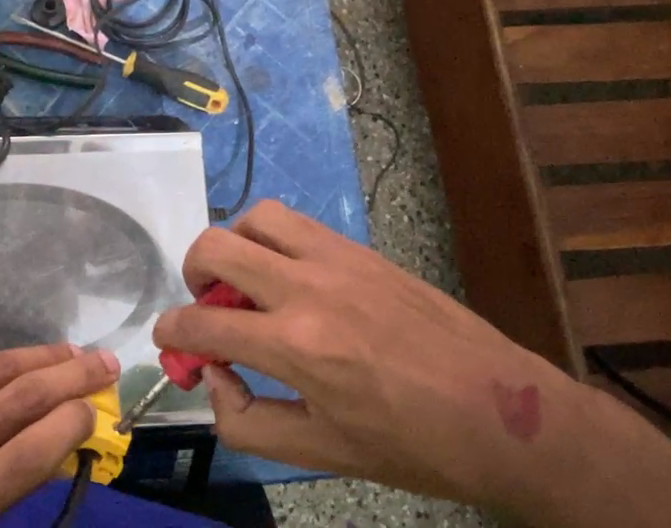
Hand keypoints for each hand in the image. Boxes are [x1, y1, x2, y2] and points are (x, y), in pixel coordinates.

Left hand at [0, 343, 119, 527]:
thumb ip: (2, 492)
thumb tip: (49, 449)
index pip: (35, 447)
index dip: (73, 424)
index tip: (95, 413)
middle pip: (26, 397)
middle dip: (75, 377)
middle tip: (109, 363)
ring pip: (2, 368)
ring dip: (47, 357)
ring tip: (79, 353)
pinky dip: (6, 366)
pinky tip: (23, 366)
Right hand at [152, 200, 579, 510]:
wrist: (501, 412)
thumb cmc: (411, 443)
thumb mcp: (320, 452)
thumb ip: (246, 420)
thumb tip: (214, 377)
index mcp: (294, 345)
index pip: (201, 323)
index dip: (170, 331)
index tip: (170, 339)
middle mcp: (306, 287)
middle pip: (214, 247)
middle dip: (192, 275)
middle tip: (208, 306)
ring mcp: (336, 259)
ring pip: (255, 217)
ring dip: (234, 245)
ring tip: (247, 280)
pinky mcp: (361, 250)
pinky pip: (297, 223)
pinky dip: (273, 240)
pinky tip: (291, 277)